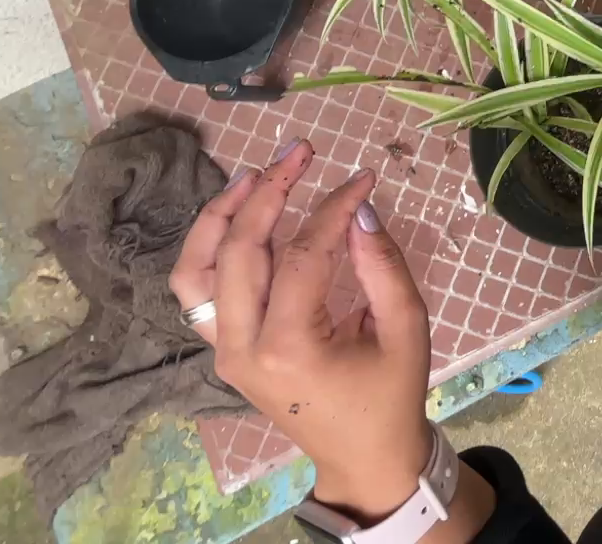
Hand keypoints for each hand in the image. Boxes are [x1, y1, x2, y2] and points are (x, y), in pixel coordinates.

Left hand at [170, 141, 437, 523]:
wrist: (361, 451)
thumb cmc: (392, 388)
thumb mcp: (406, 324)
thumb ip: (382, 264)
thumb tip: (360, 208)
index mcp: (291, 344)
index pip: (304, 253)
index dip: (334, 206)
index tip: (365, 174)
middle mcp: (241, 345)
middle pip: (239, 252)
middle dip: (268, 191)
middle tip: (302, 150)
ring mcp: (221, 349)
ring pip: (196, 271)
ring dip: (221, 216)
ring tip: (254, 174)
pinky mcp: (221, 347)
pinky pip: (197, 291)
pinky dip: (210, 247)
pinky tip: (237, 216)